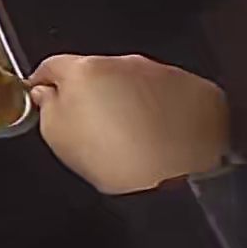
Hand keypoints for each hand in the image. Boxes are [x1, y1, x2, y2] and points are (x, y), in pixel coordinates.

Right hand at [28, 54, 228, 194]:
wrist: (172, 183)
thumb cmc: (113, 160)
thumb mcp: (54, 133)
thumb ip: (47, 103)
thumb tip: (48, 94)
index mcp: (86, 70)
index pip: (53, 65)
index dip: (45, 81)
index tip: (46, 93)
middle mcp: (128, 64)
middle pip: (98, 71)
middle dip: (93, 92)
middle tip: (92, 123)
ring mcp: (168, 75)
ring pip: (137, 80)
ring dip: (130, 98)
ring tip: (130, 133)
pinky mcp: (201, 91)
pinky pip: (173, 92)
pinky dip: (165, 107)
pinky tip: (158, 132)